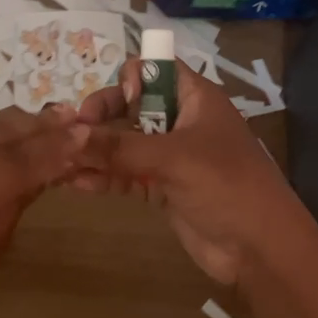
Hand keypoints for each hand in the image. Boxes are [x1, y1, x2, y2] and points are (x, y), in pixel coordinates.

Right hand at [72, 58, 315, 283]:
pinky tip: (73, 184)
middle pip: (131, 106)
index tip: (104, 106)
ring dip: (95, 151)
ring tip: (57, 161)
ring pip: (125, 144)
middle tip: (70, 135)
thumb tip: (72, 133)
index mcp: (194, 98)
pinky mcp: (163, 189)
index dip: (126, 79)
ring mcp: (171, 157)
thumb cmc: (226, 185)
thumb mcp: (174, 158)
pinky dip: (103, 177)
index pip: (153, 69)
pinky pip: (126, 175)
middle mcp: (181, 121)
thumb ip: (122, 146)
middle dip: (100, 118)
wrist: (260, 248)